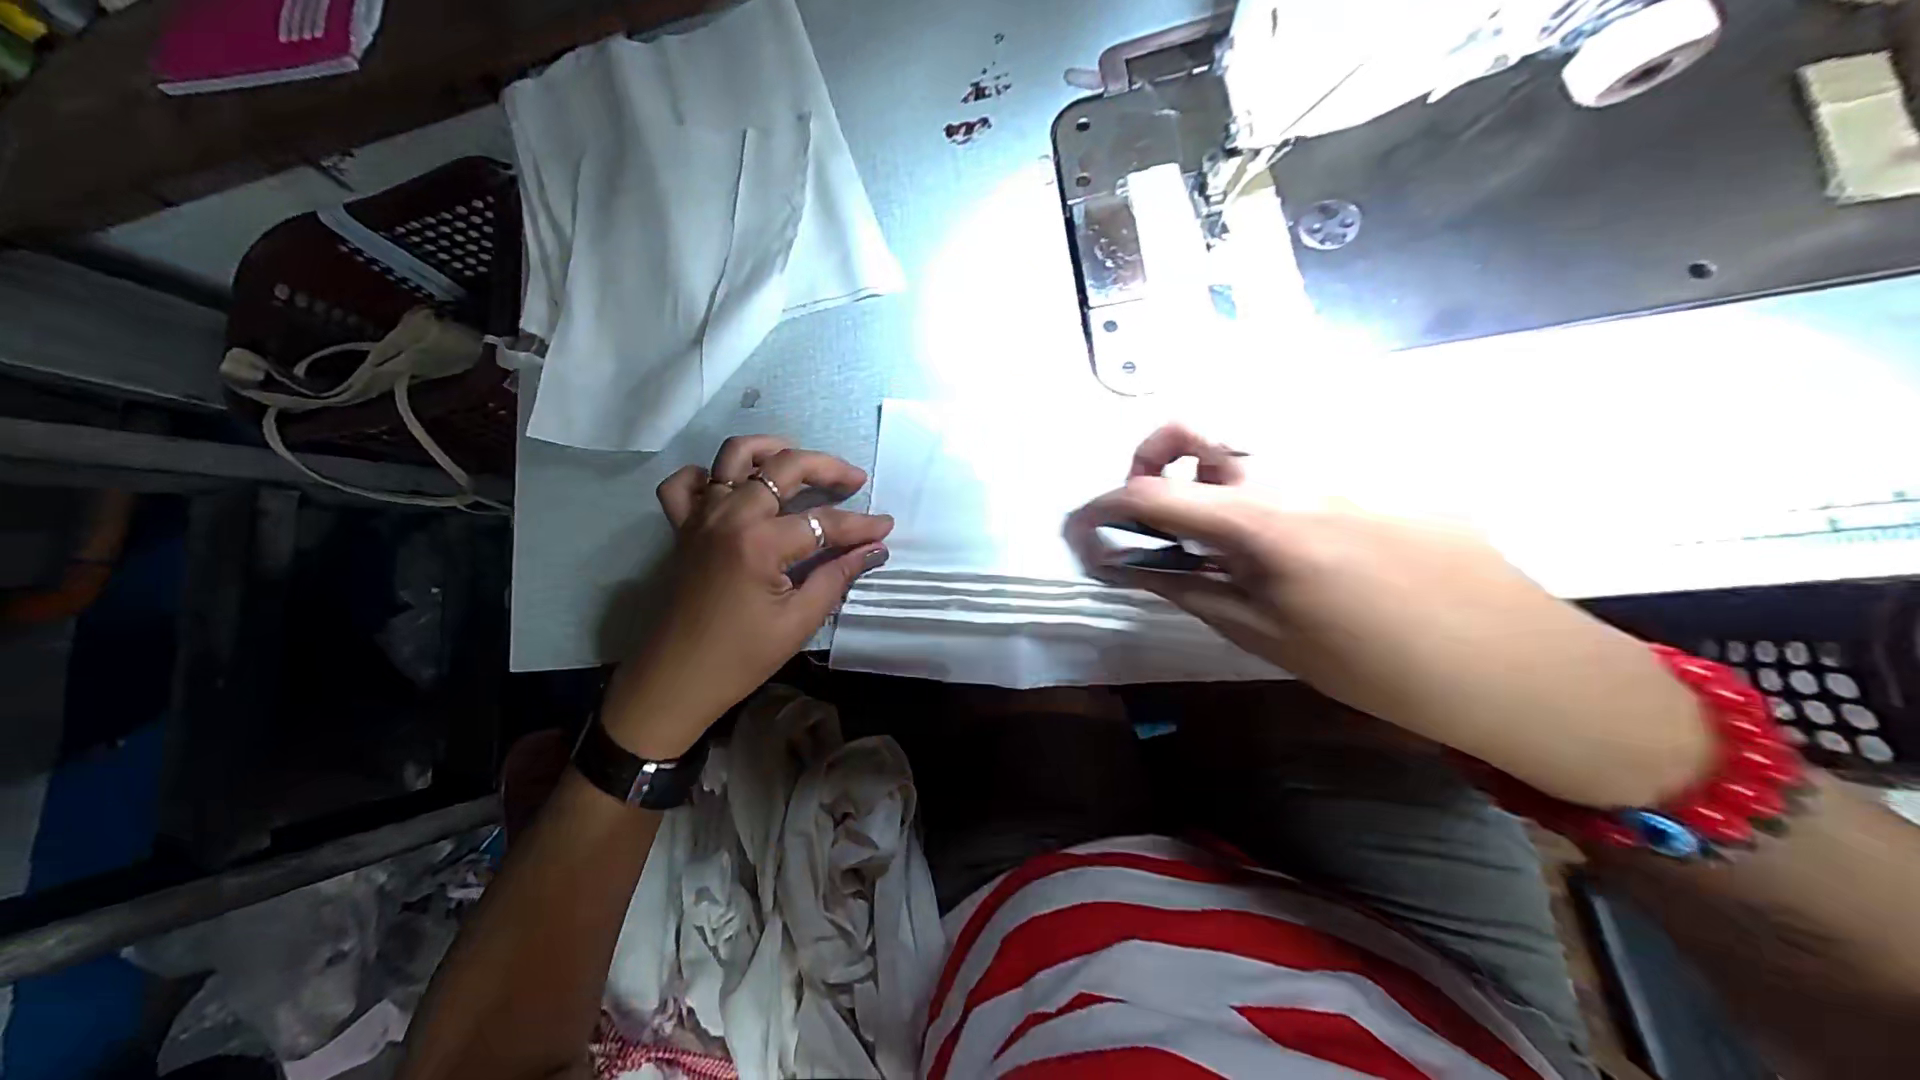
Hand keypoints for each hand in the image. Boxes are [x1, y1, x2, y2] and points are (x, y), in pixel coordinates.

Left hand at [602, 436, 892, 758]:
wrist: (676, 680)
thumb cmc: (741, 657)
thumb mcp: (799, 621)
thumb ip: (837, 575)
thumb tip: (873, 549)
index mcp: (759, 542)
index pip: (823, 521)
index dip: (860, 525)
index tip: (886, 526)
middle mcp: (728, 515)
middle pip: (783, 467)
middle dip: (826, 467)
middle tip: (854, 479)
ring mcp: (700, 516)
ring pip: (733, 455)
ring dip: (771, 450)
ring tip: (798, 460)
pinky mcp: (682, 527)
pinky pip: (687, 483)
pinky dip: (710, 474)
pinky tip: (732, 487)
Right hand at [1064, 424, 1712, 807]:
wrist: (1513, 666)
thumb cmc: (1378, 668)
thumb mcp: (1268, 637)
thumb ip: (1195, 590)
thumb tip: (1139, 568)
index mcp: (1264, 522)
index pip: (1157, 497)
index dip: (1105, 509)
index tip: (1080, 528)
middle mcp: (1295, 477)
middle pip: (1198, 435)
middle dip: (1151, 459)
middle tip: (1146, 510)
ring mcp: (1340, 472)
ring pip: (1247, 453)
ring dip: (1205, 479)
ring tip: (1213, 541)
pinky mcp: (1374, 480)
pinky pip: (1295, 473)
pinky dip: (1259, 497)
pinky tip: (1284, 549)